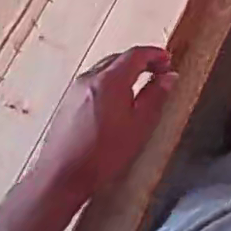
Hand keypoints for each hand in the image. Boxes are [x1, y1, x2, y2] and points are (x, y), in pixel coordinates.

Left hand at [33, 46, 177, 200]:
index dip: (155, 54)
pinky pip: (94, 81)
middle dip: (141, 61)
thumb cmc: (103, 154)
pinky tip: (117, 100)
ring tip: (140, 85)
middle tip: (158, 71)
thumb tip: (168, 77)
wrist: (62, 176)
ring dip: (125, 70)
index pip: (136, 54)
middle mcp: (90, 78)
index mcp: (110, 80)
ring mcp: (76, 89)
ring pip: (105, 68)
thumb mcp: (139, 126)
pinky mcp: (68, 101)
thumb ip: (155, 97)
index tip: (167, 60)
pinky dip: (110, 81)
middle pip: (119, 58)